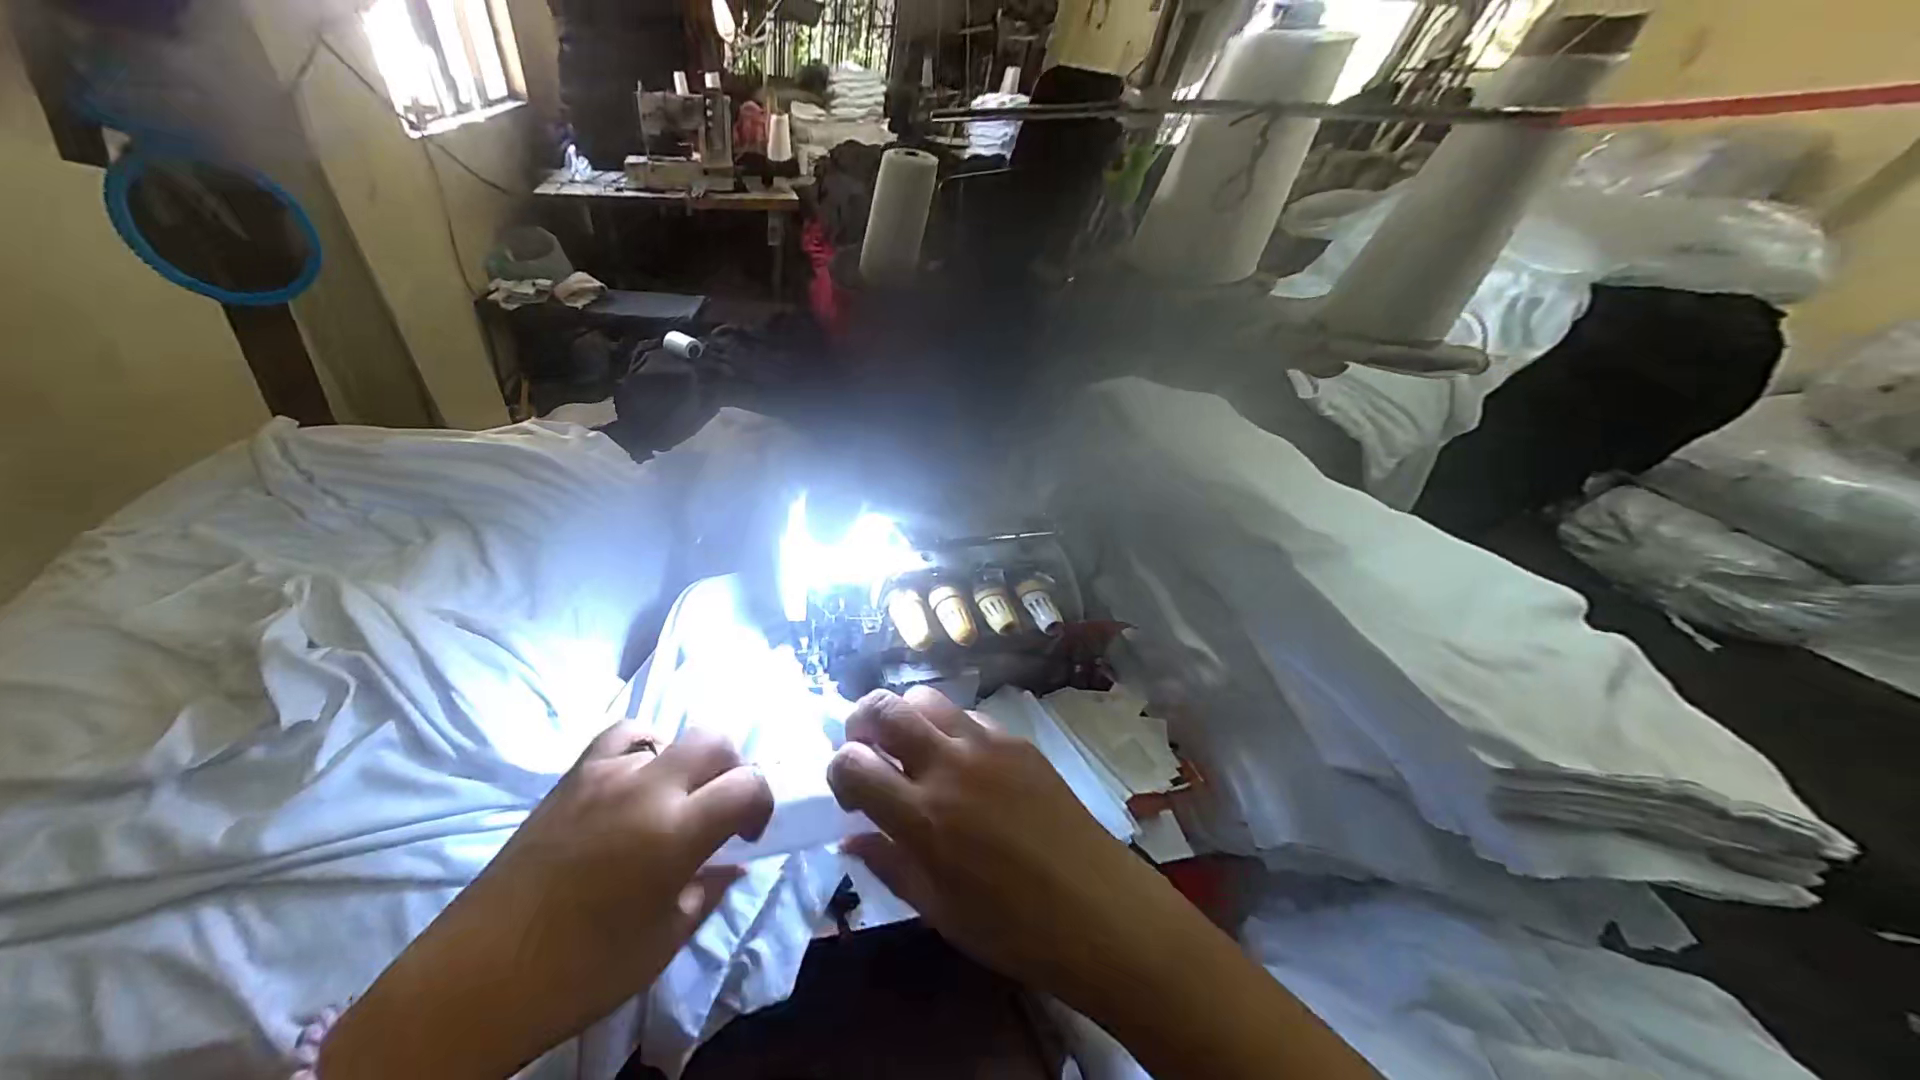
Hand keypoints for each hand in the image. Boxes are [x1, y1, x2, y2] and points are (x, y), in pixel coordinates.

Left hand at [321, 724, 773, 1078]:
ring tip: (676, 799)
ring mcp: (602, 776)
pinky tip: (635, 781)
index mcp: (676, 831)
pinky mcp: (569, 780)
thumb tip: (731, 866)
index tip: (748, 836)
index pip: (748, 784)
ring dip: (688, 761)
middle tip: (722, 810)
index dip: (762, 803)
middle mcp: (645, 788)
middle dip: (734, 769)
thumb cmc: (579, 973)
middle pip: (715, 741)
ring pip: (668, 735)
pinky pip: (619, 738)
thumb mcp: (662, 942)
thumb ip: (706, 892)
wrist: (472, 983)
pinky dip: (642, 748)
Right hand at [827, 689, 1380, 1079]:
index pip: (853, 765)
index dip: (837, 769)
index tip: (846, 788)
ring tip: (911, 746)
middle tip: (864, 747)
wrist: (1099, 909)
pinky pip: (971, 716)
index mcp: (922, 816)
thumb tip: (850, 838)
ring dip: (906, 715)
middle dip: (860, 721)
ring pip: (928, 698)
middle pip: (885, 709)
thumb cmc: (1012, 927)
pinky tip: (962, 759)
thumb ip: (888, 864)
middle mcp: (950, 766)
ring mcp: (989, 746)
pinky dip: (950, 727)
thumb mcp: (938, 909)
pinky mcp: (1020, 742)